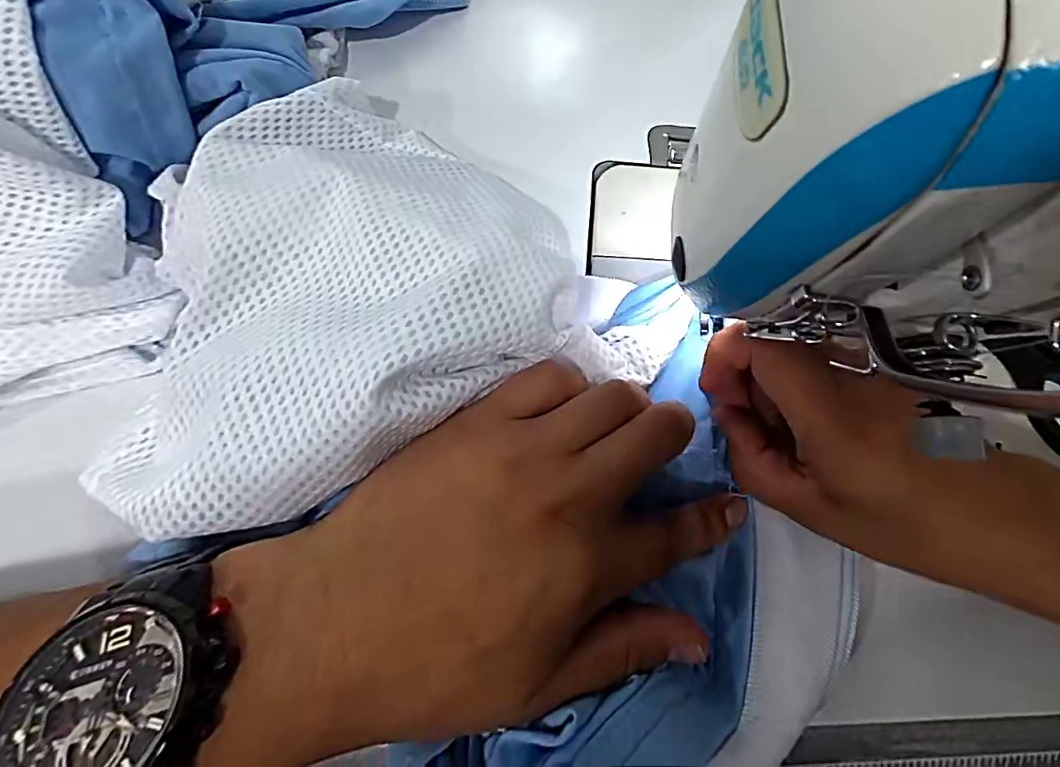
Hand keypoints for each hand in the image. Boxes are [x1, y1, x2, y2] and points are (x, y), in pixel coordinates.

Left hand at [201, 361, 746, 764]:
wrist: (331, 624)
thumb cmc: (437, 666)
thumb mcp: (537, 683)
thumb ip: (624, 649)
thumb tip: (696, 638)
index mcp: (588, 566)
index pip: (676, 532)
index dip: (712, 517)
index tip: (728, 504)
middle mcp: (569, 495)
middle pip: (655, 434)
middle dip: (677, 433)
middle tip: (665, 443)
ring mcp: (525, 449)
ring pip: (612, 395)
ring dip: (626, 407)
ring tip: (610, 426)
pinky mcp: (481, 421)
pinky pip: (549, 376)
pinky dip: (569, 386)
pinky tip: (559, 409)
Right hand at [700, 323, 1059, 594]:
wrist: (1010, 518)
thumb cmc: (914, 527)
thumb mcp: (818, 510)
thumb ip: (756, 460)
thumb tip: (732, 418)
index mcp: (829, 406)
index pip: (757, 339)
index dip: (724, 354)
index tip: (721, 394)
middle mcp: (848, 367)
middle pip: (770, 341)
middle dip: (744, 379)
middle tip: (753, 432)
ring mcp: (870, 363)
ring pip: (795, 350)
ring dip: (773, 386)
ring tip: (792, 443)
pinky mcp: (884, 367)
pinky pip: (823, 362)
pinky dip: (804, 389)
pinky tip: (824, 434)